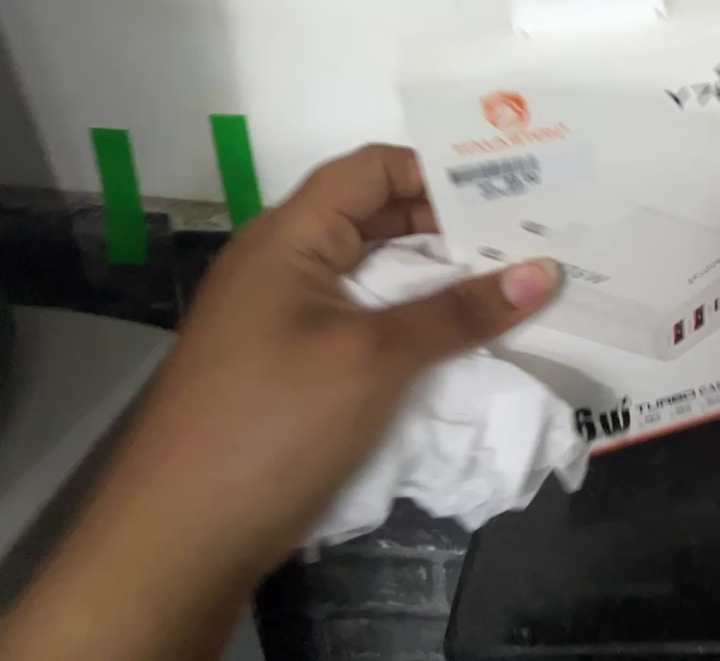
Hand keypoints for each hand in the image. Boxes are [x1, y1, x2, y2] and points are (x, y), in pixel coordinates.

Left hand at [0, 145, 559, 660]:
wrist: (172, 550)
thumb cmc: (270, 426)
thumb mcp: (376, 358)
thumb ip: (462, 310)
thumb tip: (547, 272)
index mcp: (289, 239)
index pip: (373, 168)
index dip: (439, 168)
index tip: (510, 185)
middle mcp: (288, 263)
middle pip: (381, 214)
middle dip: (455, 219)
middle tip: (531, 229)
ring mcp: (292, 313)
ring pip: (382, 266)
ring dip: (444, 268)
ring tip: (515, 271)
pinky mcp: (301, 358)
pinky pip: (375, 310)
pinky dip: (423, 308)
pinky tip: (471, 324)